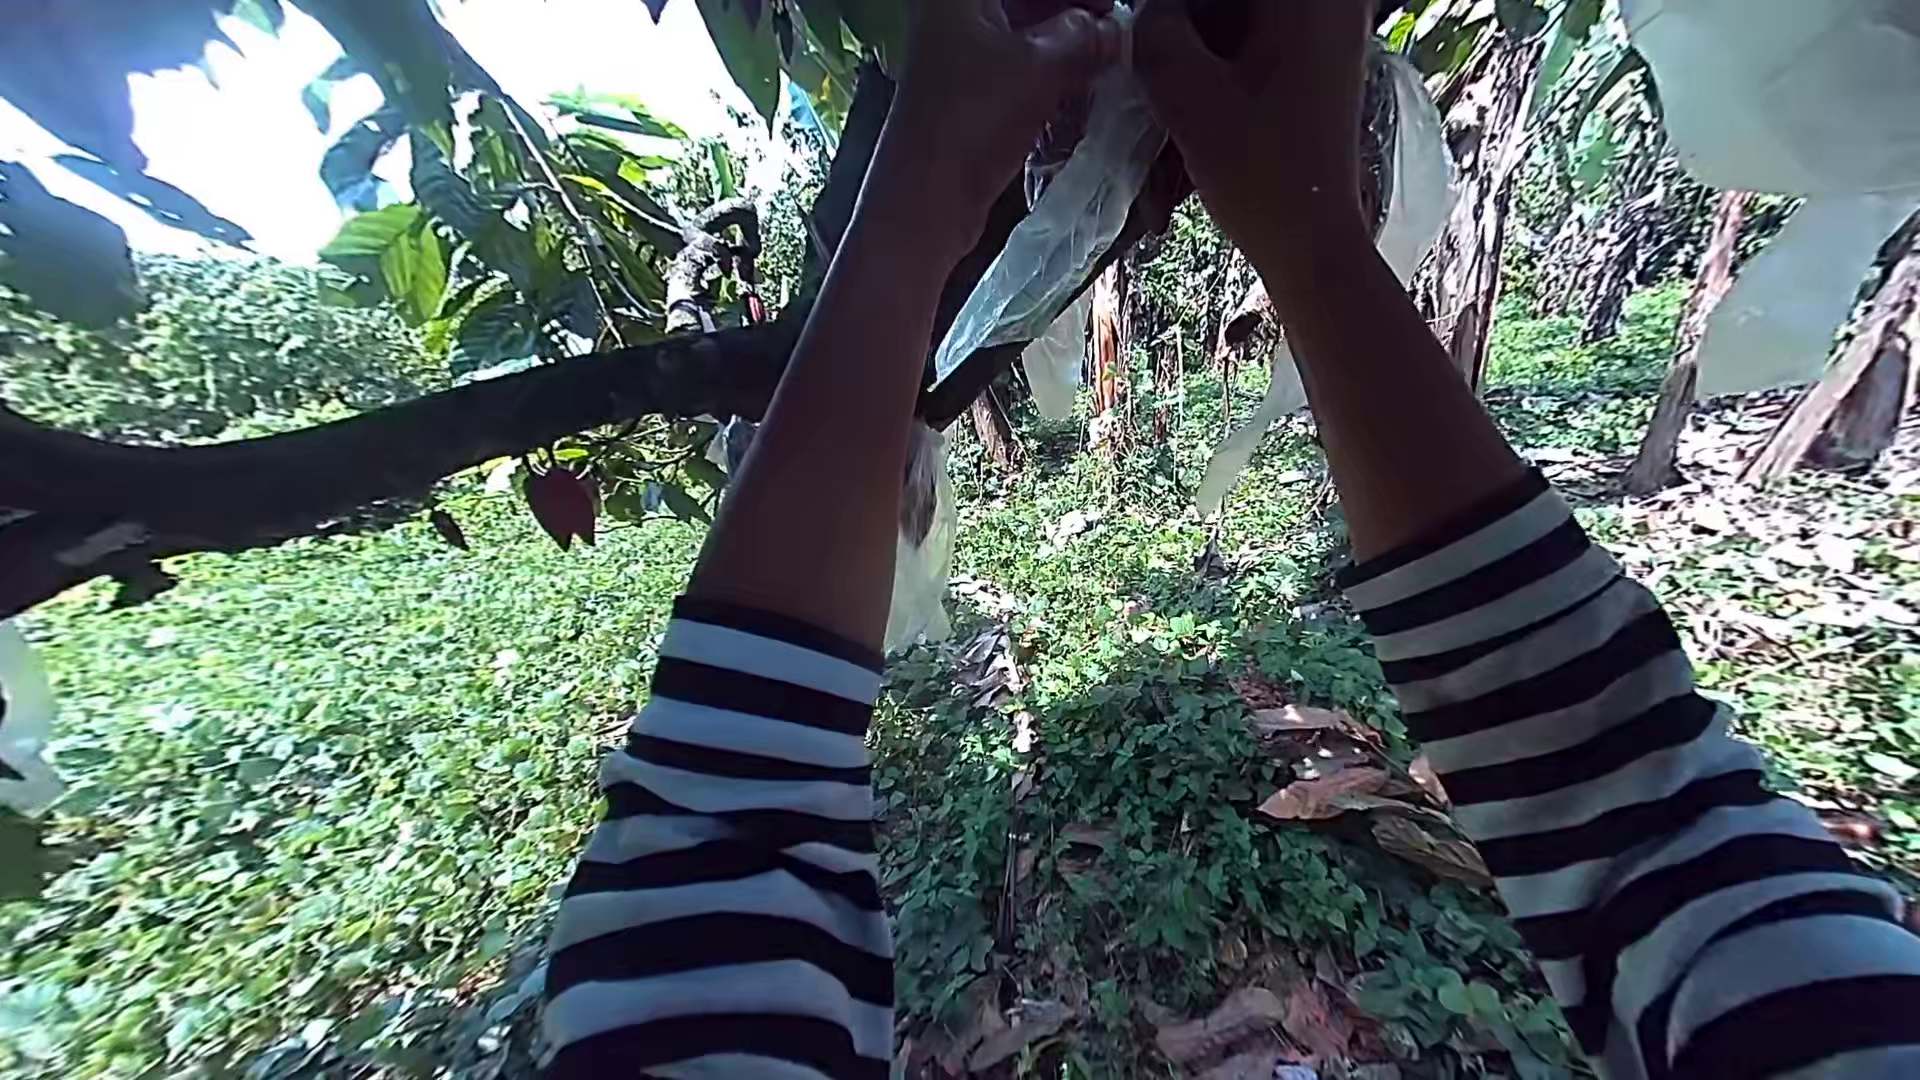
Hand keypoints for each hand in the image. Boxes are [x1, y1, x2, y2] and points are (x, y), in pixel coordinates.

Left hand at [867, 0, 1122, 259]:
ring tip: (1098, 72)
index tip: (1114, 13)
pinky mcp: (964, 103)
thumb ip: (1083, 40)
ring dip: (1062, 51)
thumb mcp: (1038, 71)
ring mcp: (956, 59)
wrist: (924, 205)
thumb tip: (1115, 32)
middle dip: (1074, 16)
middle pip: (1027, 1)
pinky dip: (1043, 81)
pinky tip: (1070, 98)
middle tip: (1112, 45)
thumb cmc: (971, 123)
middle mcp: (954, 14)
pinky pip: (1013, 76)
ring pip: (1022, 37)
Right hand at [1135, 0, 1373, 272]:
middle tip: (1145, 86)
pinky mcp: (1311, 72)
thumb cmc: (1258, 173)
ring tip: (1164, 123)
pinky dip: (1214, 92)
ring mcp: (1321, 36)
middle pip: (1225, 9)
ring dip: (1190, 74)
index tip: (1141, 44)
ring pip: (1234, 37)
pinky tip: (1189, 131)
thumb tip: (1140, 17)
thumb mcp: (1194, 106)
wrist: (1309, 240)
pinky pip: (1249, 64)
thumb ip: (1158, 44)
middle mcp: (1322, 0)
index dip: (1168, 12)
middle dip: (1179, 44)